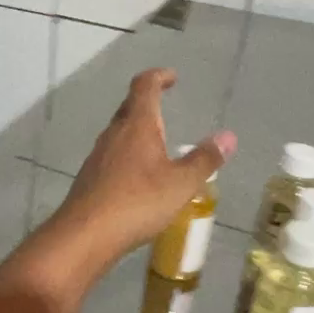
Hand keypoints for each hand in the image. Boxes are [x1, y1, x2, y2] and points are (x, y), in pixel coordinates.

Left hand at [48, 69, 234, 262]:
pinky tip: (138, 177)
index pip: (145, 86)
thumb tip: (228, 136)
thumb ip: (205, 160)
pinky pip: (112, 157)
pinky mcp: (90, 178)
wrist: (85, 235)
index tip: (172, 77)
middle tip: (165, 107)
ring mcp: (98, 156)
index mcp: (137, 126)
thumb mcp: (180, 184)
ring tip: (157, 144)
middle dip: (148, 103)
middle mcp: (114, 134)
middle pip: (129, 108)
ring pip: (119, 133)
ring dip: (138, 131)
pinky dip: (128, 156)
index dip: (159, 77)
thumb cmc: (137, 202)